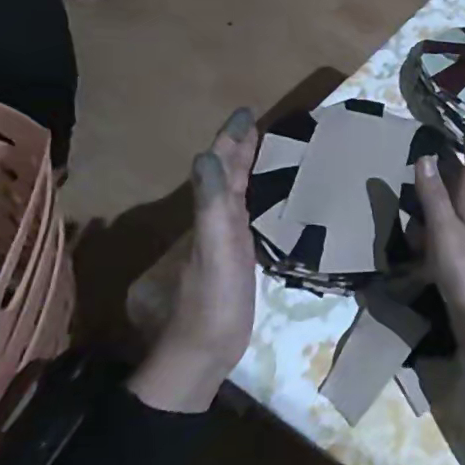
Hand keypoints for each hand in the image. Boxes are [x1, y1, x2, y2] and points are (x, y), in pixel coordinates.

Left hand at [129, 108, 259, 411]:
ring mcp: (224, 238)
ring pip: (234, 189)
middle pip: (226, 172)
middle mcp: (215, 218)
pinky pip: (245, 211)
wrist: (203, 353)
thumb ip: (211, 204)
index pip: (222, 164)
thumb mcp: (215, 249)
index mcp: (212, 211)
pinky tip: (260, 198)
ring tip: (259, 148)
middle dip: (238, 145)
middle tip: (255, 122)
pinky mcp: (237, 255)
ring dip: (243, 165)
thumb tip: (206, 155)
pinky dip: (251, 193)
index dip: (232, 137)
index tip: (247, 111)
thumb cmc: (214, 300)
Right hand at [414, 134, 464, 379]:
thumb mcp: (448, 234)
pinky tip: (403, 238)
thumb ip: (435, 199)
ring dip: (428, 201)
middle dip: (446, 168)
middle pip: (456, 189)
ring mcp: (461, 248)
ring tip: (405, 186)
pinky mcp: (451, 270)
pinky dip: (419, 236)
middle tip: (425, 147)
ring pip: (442, 215)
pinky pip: (432, 243)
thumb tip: (426, 156)